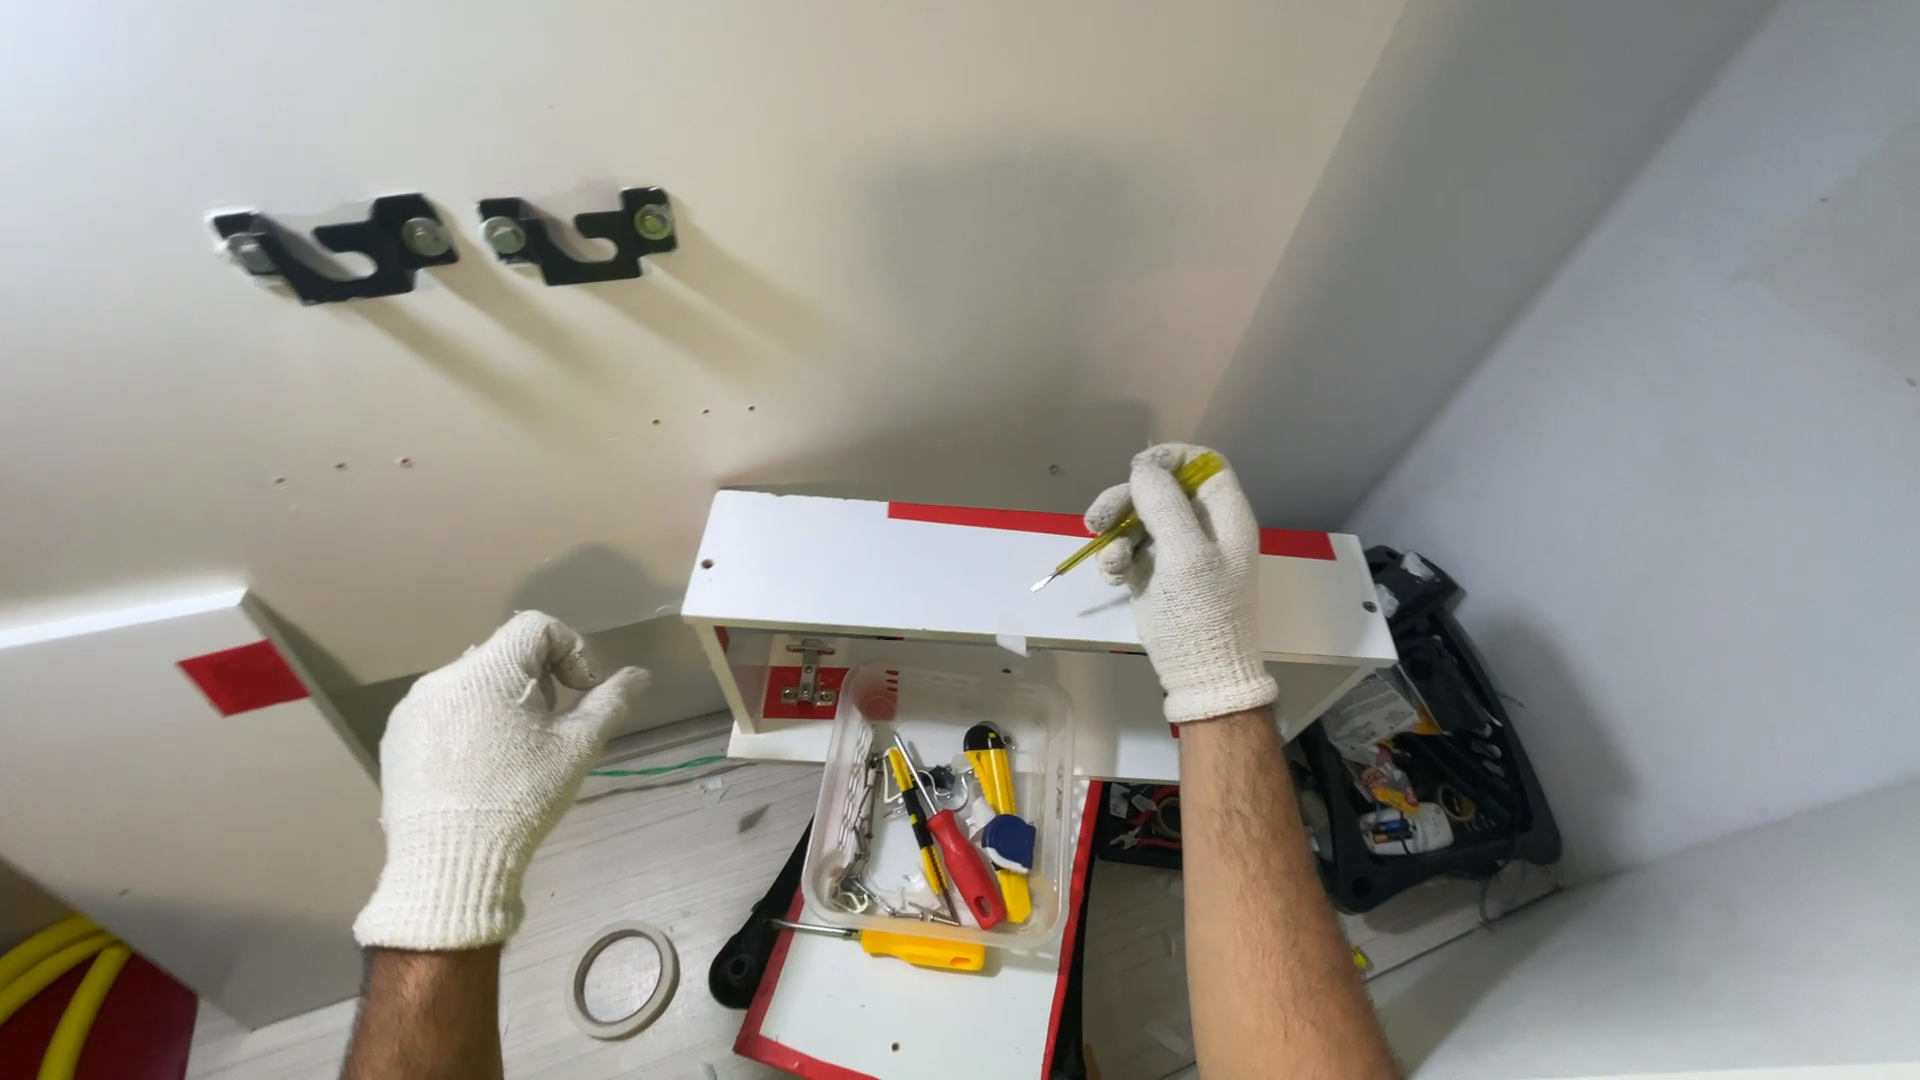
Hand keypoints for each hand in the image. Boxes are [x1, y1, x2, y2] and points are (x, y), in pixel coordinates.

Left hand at [354, 612, 647, 949]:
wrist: (448, 865)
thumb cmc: (521, 796)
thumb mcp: (579, 746)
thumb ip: (612, 700)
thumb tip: (639, 674)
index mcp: (487, 672)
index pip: (537, 626)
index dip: (572, 650)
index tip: (581, 692)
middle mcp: (443, 679)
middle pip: (508, 653)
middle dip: (542, 679)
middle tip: (553, 725)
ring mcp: (414, 709)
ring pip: (477, 680)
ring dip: (508, 699)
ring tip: (519, 747)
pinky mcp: (398, 738)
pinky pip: (448, 708)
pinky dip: (475, 720)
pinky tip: (484, 763)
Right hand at [1085, 444, 1276, 723]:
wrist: (1199, 674)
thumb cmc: (1202, 614)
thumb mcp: (1185, 555)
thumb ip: (1164, 504)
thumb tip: (1143, 467)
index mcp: (1224, 517)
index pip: (1203, 465)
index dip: (1170, 459)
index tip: (1137, 470)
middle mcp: (1202, 528)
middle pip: (1160, 489)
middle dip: (1126, 500)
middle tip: (1096, 519)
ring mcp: (1177, 551)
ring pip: (1138, 518)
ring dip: (1115, 533)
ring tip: (1107, 561)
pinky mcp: (1155, 573)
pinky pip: (1129, 548)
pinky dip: (1116, 558)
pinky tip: (1113, 576)